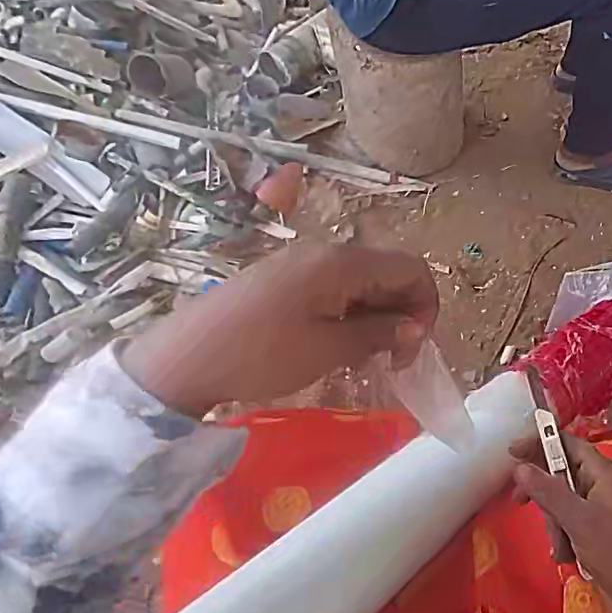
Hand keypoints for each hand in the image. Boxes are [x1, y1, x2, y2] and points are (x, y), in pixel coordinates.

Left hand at [122, 242, 438, 416]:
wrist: (186, 356)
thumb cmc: (262, 353)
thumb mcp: (328, 348)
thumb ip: (379, 333)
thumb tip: (414, 328)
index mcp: (342, 262)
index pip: (411, 269)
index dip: (425, 307)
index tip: (412, 349)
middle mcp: (326, 252)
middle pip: (387, 273)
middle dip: (400, 314)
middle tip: (389, 360)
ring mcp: (302, 262)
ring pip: (361, 283)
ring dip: (374, 318)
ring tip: (359, 358)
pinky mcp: (284, 278)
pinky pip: (334, 289)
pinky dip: (348, 315)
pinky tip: (332, 346)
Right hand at [510, 433, 611, 612]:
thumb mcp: (579, 520)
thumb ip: (548, 491)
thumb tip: (520, 468)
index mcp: (602, 472)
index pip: (566, 443)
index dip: (539, 442)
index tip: (512, 452)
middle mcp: (600, 485)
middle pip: (559, 472)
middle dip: (541, 490)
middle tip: (519, 501)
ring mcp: (597, 508)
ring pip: (559, 500)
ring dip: (553, 522)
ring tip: (560, 544)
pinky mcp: (594, 531)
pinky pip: (567, 522)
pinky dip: (562, 536)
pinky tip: (565, 554)